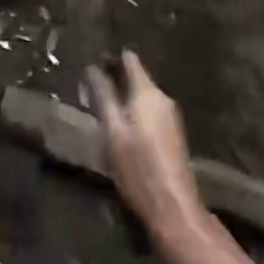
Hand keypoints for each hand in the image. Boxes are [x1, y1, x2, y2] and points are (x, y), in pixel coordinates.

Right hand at [87, 52, 207, 240]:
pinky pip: (149, 111)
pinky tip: (122, 131)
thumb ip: (102, 96)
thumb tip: (92, 68)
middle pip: (136, 78)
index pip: (129, 59)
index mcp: (147, 91)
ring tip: (103, 113)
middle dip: (114, 81)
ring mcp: (170, 115)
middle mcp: (162, 97)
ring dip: (124, 99)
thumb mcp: (112, 130)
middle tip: (90, 94)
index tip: (92, 65)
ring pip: (142, 96)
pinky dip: (135, 113)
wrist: (172, 205)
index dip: (111, 58)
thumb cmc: (138, 166)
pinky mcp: (173, 133)